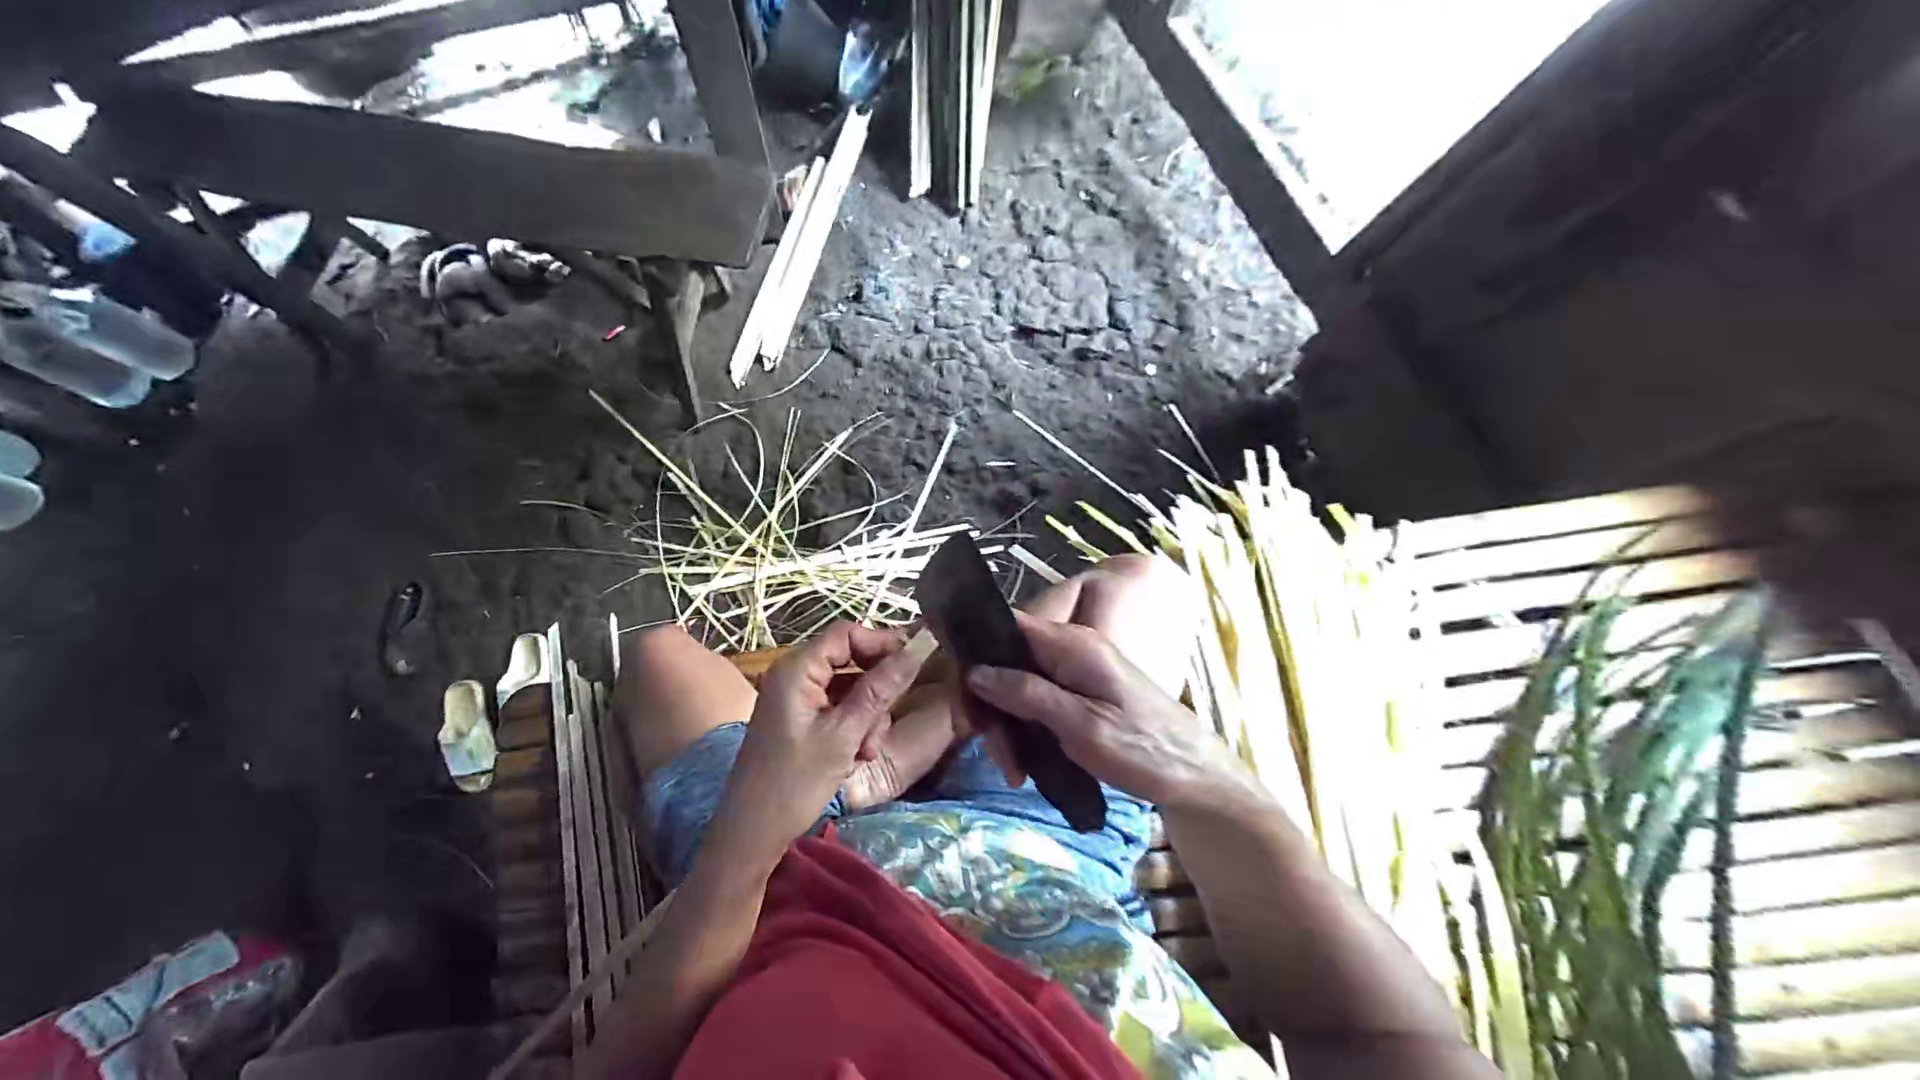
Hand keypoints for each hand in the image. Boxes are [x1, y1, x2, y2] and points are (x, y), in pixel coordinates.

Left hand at [705, 623, 928, 869]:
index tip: (914, 664)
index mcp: (796, 669)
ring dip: (868, 714)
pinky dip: (854, 726)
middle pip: (851, 659)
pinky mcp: (801, 719)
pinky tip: (857, 755)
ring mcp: (796, 698)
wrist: (751, 834)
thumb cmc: (794, 783)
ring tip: (866, 751)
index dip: (882, 643)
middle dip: (876, 689)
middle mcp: (794, 675)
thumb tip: (918, 649)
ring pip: (850, 686)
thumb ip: (881, 689)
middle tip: (884, 723)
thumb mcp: (845, 734)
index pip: (847, 633)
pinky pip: (838, 707)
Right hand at [963, 611, 1258, 810]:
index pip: (1005, 627)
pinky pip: (1033, 700)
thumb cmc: (1143, 749)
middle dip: (987, 702)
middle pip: (1005, 660)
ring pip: (1015, 684)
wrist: (1194, 778)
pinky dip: (1021, 729)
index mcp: (1072, 644)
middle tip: (990, 749)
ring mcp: (1074, 670)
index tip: (962, 700)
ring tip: (1012, 769)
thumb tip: (976, 671)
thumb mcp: (1081, 726)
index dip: (973, 653)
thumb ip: (1027, 693)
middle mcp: (1070, 647)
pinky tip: (1023, 763)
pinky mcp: (1077, 693)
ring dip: (1003, 723)